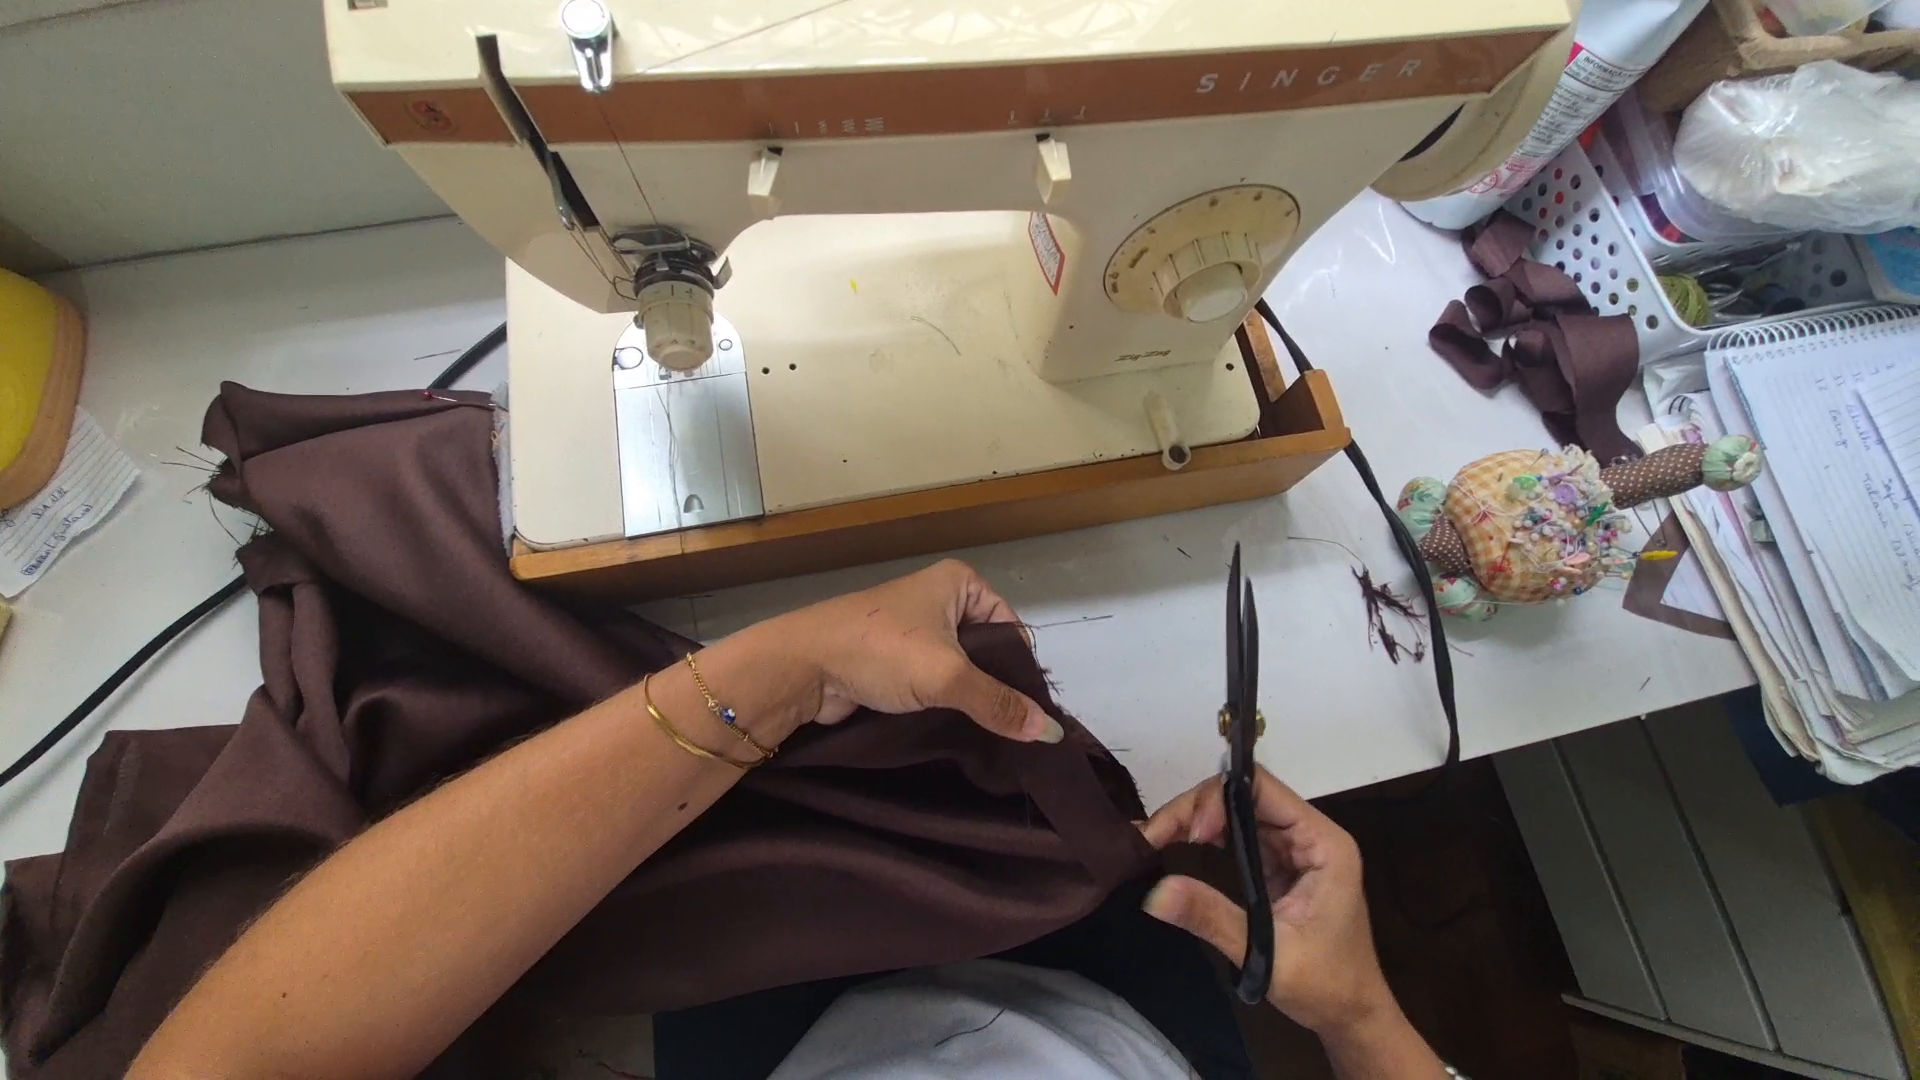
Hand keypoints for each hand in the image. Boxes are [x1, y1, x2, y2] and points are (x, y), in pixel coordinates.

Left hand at [764, 560, 1064, 742]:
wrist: (802, 666)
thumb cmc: (880, 652)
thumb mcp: (947, 675)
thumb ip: (999, 704)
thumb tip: (1051, 734)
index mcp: (959, 583)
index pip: (1011, 628)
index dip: (1020, 669)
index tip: (1028, 712)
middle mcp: (940, 599)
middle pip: (988, 651)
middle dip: (996, 687)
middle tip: (1013, 730)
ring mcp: (916, 630)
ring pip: (960, 669)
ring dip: (970, 699)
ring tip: (992, 736)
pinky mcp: (896, 660)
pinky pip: (935, 681)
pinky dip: (946, 704)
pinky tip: (960, 732)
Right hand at [1139, 767, 1392, 1035]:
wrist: (1353, 1018)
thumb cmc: (1327, 988)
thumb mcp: (1267, 955)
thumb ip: (1212, 917)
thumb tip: (1154, 894)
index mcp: (1322, 843)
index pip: (1263, 789)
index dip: (1220, 799)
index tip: (1190, 835)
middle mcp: (1307, 833)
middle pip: (1242, 794)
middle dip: (1195, 809)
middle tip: (1154, 837)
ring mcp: (1291, 844)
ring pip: (1233, 808)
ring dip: (1192, 818)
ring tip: (1156, 838)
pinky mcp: (1276, 859)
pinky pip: (1234, 831)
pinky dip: (1202, 833)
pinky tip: (1176, 843)